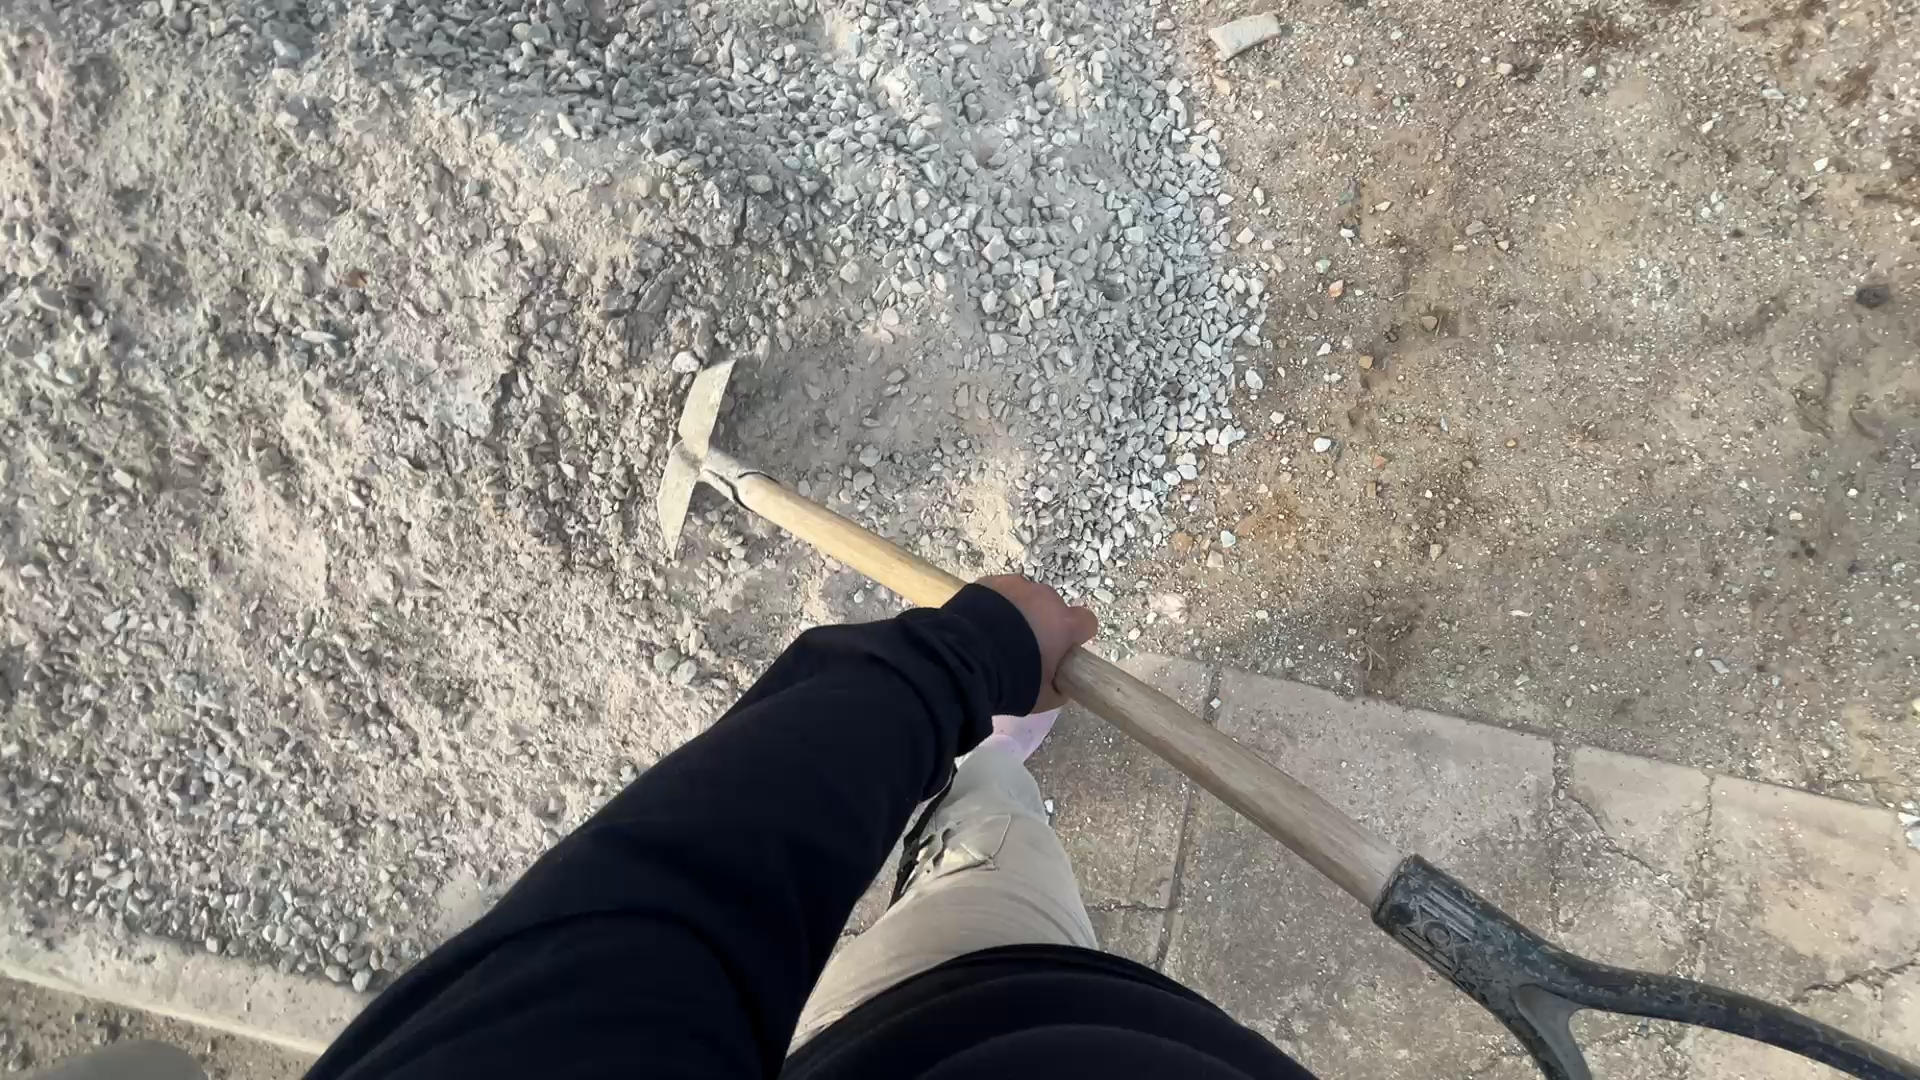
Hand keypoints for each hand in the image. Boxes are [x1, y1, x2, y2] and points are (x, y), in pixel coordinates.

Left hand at [976, 575, 1097, 711]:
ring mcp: (1015, 586)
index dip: (1075, 636)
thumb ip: (1059, 686)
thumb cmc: (1012, 680)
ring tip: (996, 636)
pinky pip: (999, 593)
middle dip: (1043, 623)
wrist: (963, 659)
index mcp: (1064, 623)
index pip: (1086, 622)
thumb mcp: (1044, 697)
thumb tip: (1060, 682)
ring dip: (1018, 612)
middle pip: (1053, 608)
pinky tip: (980, 625)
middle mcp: (1045, 597)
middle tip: (1023, 647)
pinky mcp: (987, 582)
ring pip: (1025, 598)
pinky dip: (994, 605)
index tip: (1062, 649)